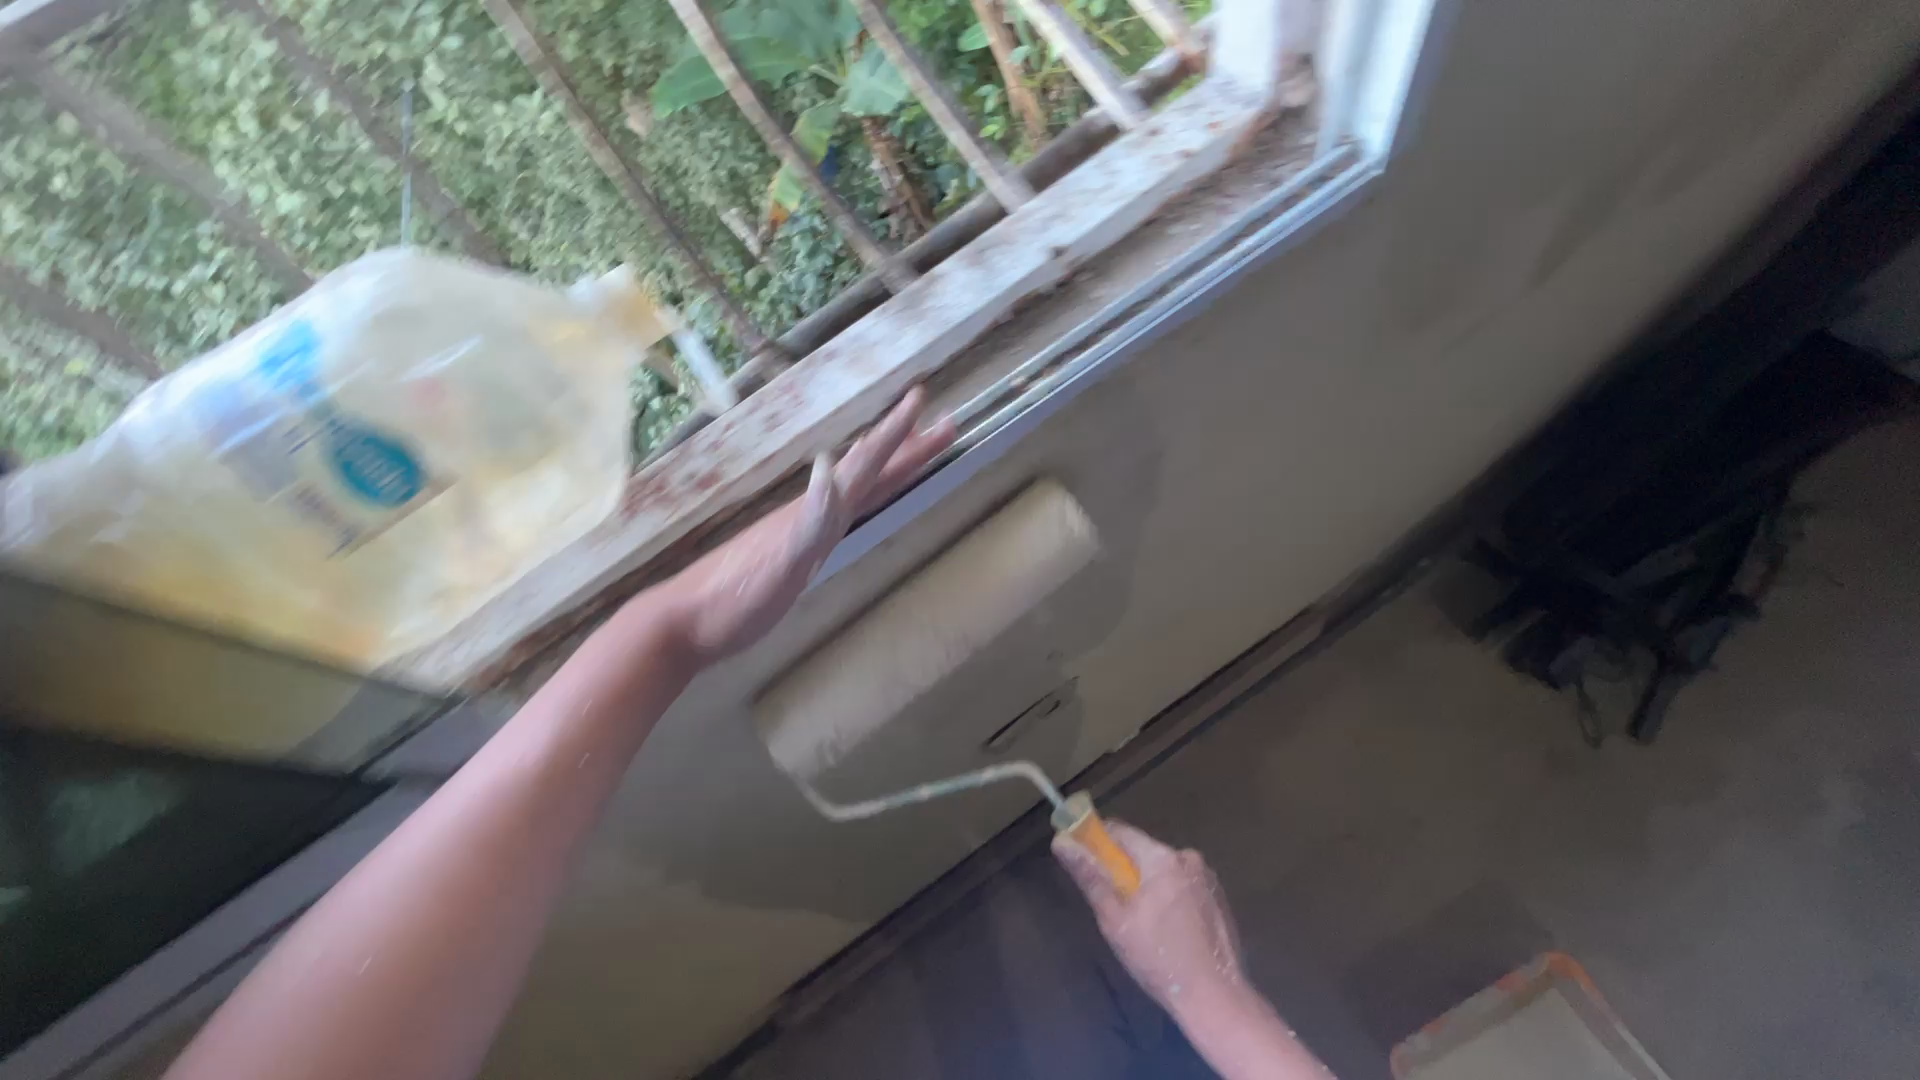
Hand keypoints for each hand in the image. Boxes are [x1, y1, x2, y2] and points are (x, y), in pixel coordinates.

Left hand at [661, 387, 954, 663]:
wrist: (684, 622)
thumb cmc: (731, 601)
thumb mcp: (776, 565)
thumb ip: (807, 521)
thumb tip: (830, 465)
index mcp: (816, 513)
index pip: (864, 464)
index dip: (894, 432)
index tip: (920, 395)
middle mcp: (814, 513)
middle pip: (870, 471)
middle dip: (909, 446)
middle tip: (947, 423)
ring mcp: (804, 529)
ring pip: (858, 487)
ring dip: (889, 465)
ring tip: (914, 449)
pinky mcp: (795, 549)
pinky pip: (840, 510)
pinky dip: (858, 493)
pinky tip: (854, 494)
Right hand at [1053, 821, 1248, 1014]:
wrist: (1215, 998)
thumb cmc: (1159, 959)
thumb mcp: (1115, 920)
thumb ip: (1090, 877)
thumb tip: (1061, 843)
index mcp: (1162, 858)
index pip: (1120, 831)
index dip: (1097, 841)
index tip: (1084, 859)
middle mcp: (1187, 857)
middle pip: (1142, 850)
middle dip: (1125, 871)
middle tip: (1115, 905)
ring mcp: (1206, 876)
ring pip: (1163, 869)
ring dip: (1149, 884)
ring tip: (1145, 924)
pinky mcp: (1218, 896)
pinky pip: (1182, 883)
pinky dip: (1170, 896)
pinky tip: (1170, 929)